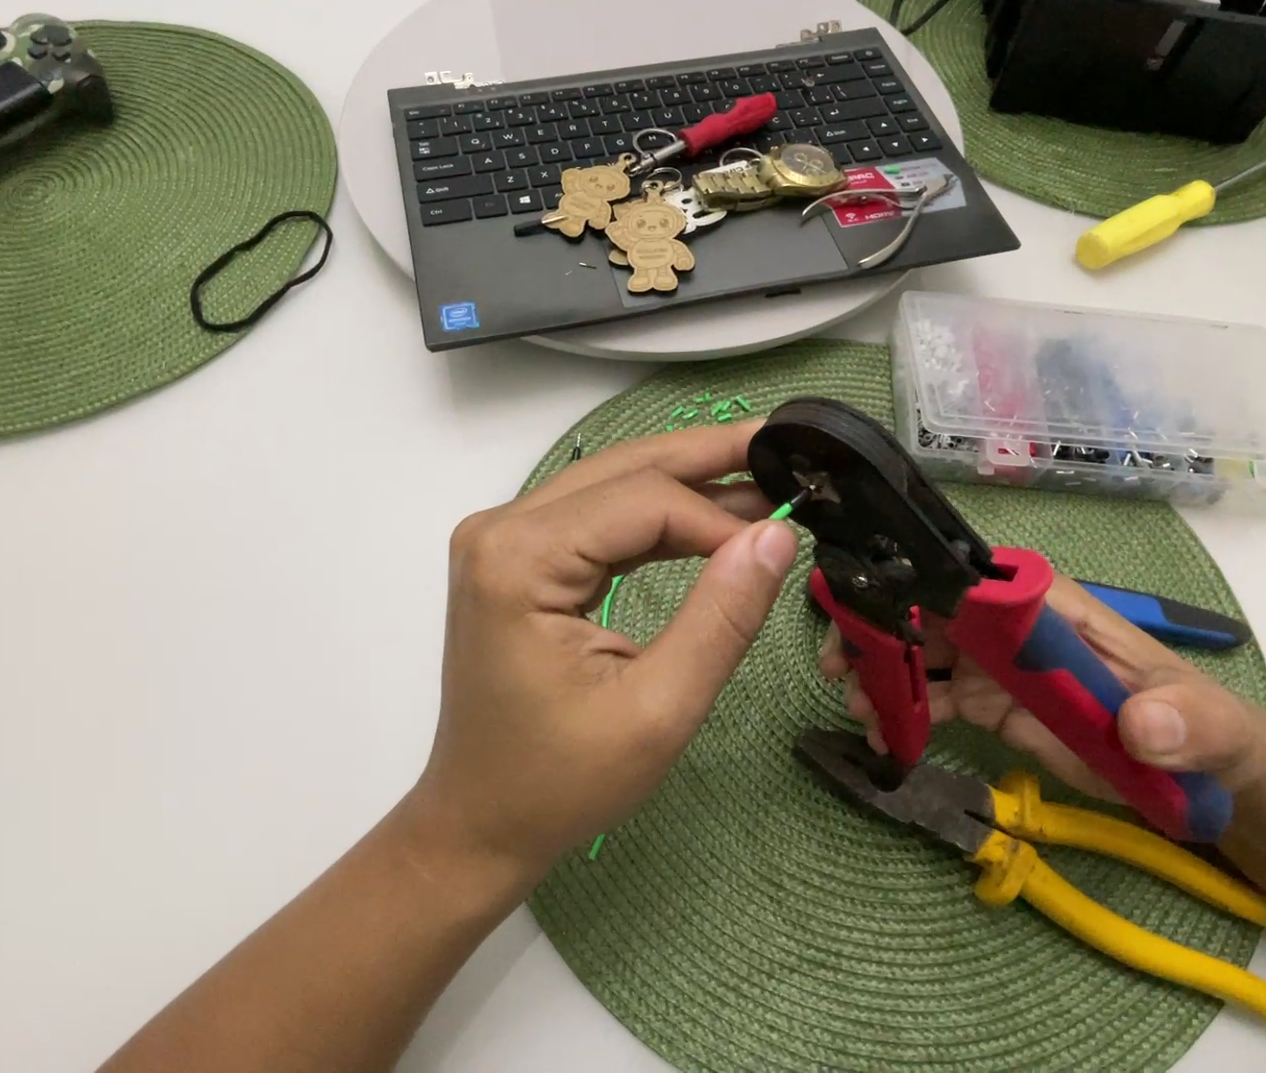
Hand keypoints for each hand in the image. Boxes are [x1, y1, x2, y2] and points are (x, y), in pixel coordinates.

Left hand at [408, 423, 798, 877]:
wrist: (482, 821)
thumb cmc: (561, 782)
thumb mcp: (659, 710)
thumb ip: (721, 619)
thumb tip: (776, 535)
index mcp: (519, 559)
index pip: (642, 503)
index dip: (719, 518)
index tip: (780, 545)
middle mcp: (501, 530)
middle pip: (623, 470)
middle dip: (707, 458)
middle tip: (783, 443)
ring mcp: (503, 541)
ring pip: (611, 486)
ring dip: (686, 483)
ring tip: (761, 475)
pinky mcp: (516, 559)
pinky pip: (596, 518)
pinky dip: (656, 518)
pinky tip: (709, 517)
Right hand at [818, 577, 1265, 799]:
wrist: (1195, 773)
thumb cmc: (1200, 728)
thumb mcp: (1201, 724)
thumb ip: (1181, 721)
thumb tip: (1144, 726)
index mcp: (1047, 607)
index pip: (971, 581)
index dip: (915, 586)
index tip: (869, 608)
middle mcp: (1008, 627)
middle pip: (926, 611)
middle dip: (876, 630)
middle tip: (837, 663)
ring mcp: (992, 664)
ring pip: (917, 652)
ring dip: (879, 672)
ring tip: (855, 706)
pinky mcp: (986, 703)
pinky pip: (930, 698)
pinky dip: (901, 712)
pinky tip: (882, 735)